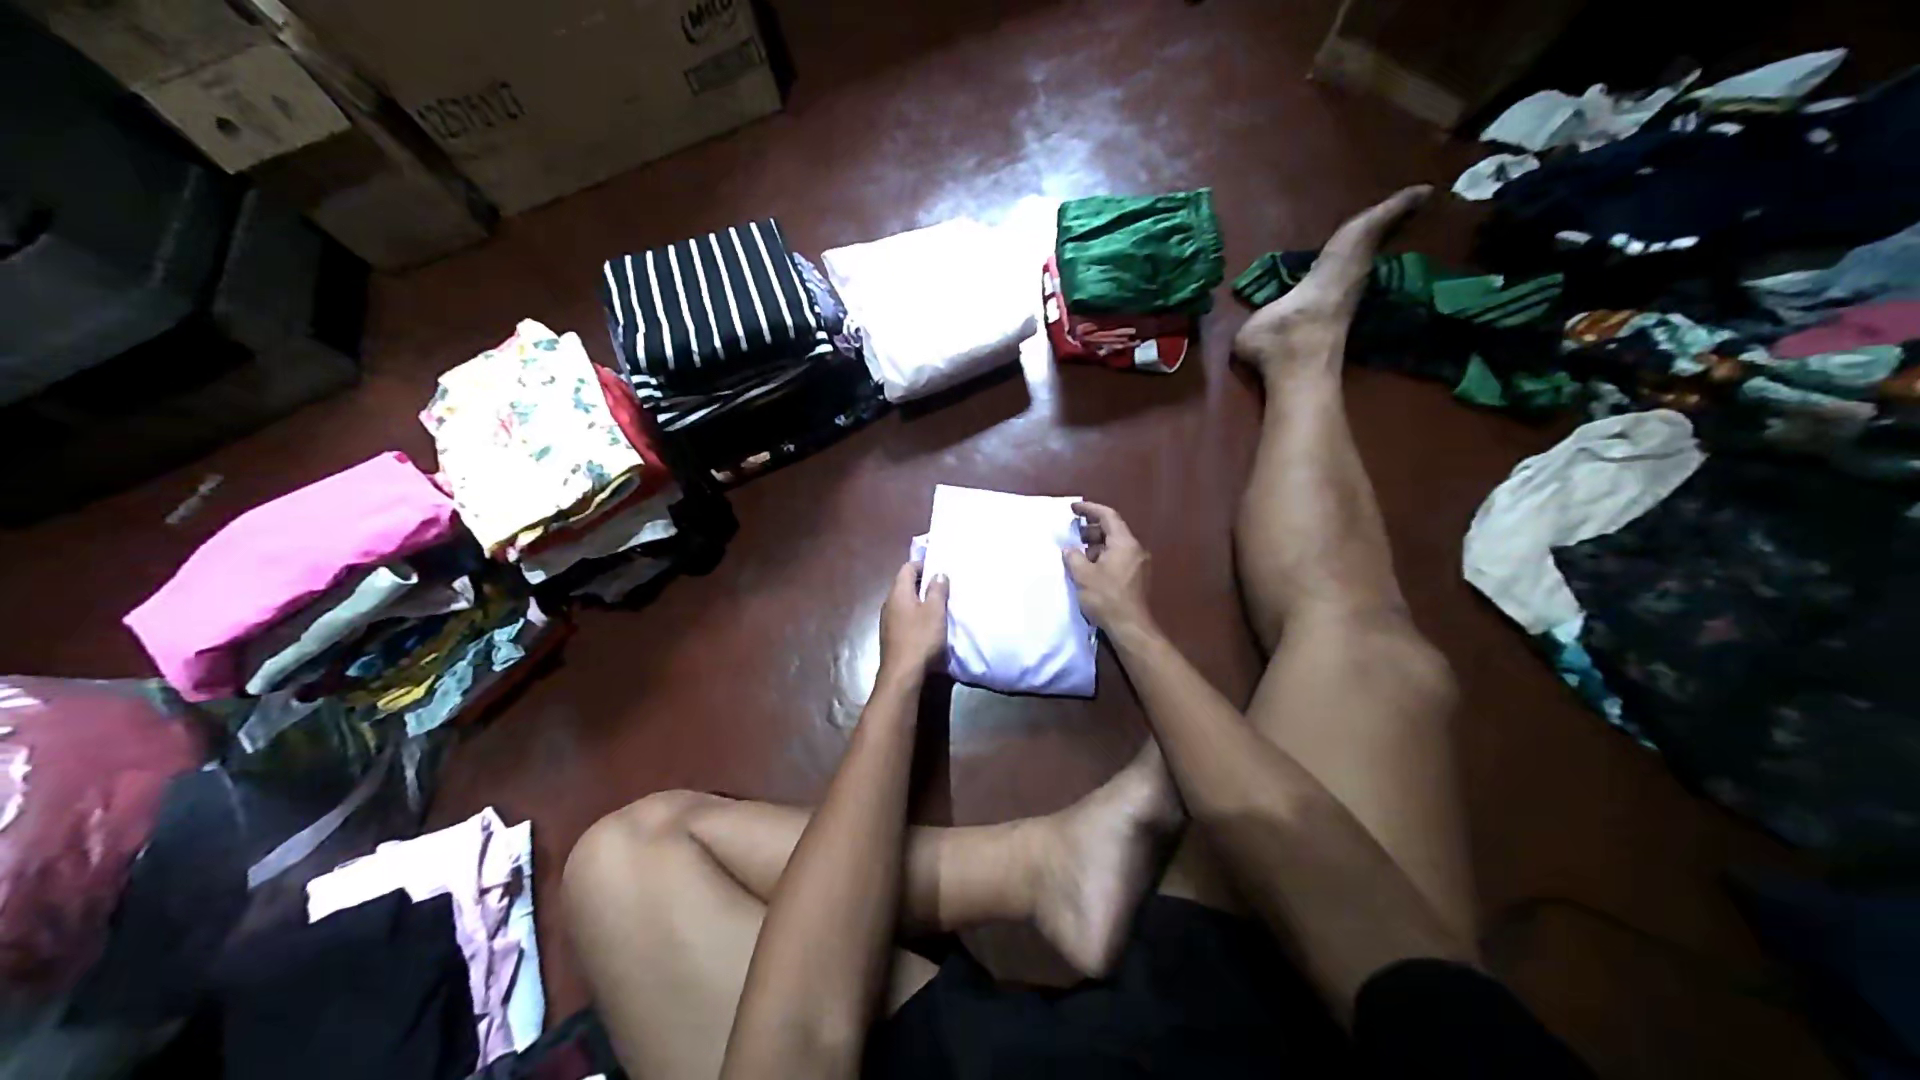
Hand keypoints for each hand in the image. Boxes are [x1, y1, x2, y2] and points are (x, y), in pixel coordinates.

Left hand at [878, 560, 948, 679]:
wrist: (902, 674)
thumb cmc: (921, 638)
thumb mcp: (935, 611)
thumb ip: (937, 590)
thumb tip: (938, 573)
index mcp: (898, 593)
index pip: (907, 568)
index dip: (923, 564)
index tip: (940, 569)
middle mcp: (889, 603)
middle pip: (904, 584)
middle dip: (923, 582)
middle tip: (943, 586)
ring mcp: (888, 621)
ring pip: (904, 602)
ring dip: (920, 600)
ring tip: (938, 605)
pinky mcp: (891, 636)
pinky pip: (904, 617)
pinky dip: (916, 615)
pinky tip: (928, 625)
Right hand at [1064, 502, 1152, 634]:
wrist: (1130, 627)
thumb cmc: (1106, 597)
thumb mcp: (1083, 575)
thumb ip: (1073, 557)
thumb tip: (1069, 549)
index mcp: (1124, 543)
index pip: (1108, 516)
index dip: (1090, 509)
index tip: (1073, 509)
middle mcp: (1135, 549)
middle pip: (1113, 530)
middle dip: (1091, 529)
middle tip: (1073, 534)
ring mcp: (1138, 564)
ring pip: (1115, 546)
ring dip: (1096, 546)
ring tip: (1077, 554)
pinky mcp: (1136, 578)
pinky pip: (1118, 558)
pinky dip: (1103, 557)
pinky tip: (1089, 569)